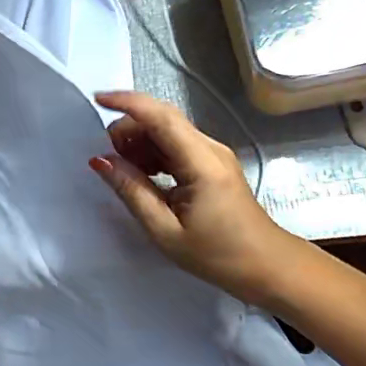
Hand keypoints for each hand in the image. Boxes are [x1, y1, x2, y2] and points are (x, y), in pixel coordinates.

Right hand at [89, 91, 304, 303]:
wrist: (267, 266)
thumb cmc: (218, 255)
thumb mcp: (165, 231)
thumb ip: (132, 192)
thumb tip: (100, 161)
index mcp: (201, 162)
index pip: (161, 117)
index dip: (127, 103)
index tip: (97, 100)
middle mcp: (209, 148)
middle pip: (163, 119)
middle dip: (128, 127)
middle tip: (106, 156)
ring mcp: (213, 154)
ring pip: (168, 131)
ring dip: (139, 141)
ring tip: (120, 169)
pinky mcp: (212, 164)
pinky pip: (176, 146)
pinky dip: (153, 152)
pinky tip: (140, 174)